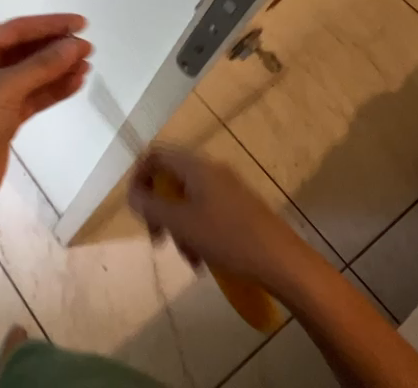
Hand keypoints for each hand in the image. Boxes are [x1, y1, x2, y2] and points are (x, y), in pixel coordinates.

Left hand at [0, 14, 91, 216]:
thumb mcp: (5, 89)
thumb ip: (42, 65)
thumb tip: (74, 44)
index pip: (15, 30)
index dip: (49, 24)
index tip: (81, 23)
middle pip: (23, 51)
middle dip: (54, 47)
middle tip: (87, 46)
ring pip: (30, 76)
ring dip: (57, 69)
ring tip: (88, 64)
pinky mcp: (2, 122)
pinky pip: (32, 98)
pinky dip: (52, 91)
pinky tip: (75, 84)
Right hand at [128, 146, 321, 290]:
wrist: (285, 263)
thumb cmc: (229, 238)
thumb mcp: (182, 224)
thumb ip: (152, 207)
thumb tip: (132, 196)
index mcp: (196, 167)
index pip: (155, 155)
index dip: (139, 176)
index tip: (137, 207)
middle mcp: (211, 171)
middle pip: (171, 180)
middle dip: (160, 210)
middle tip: (158, 238)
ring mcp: (228, 189)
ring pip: (188, 201)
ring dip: (180, 227)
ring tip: (188, 257)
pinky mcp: (241, 209)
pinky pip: (207, 212)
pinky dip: (198, 232)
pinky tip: (204, 259)